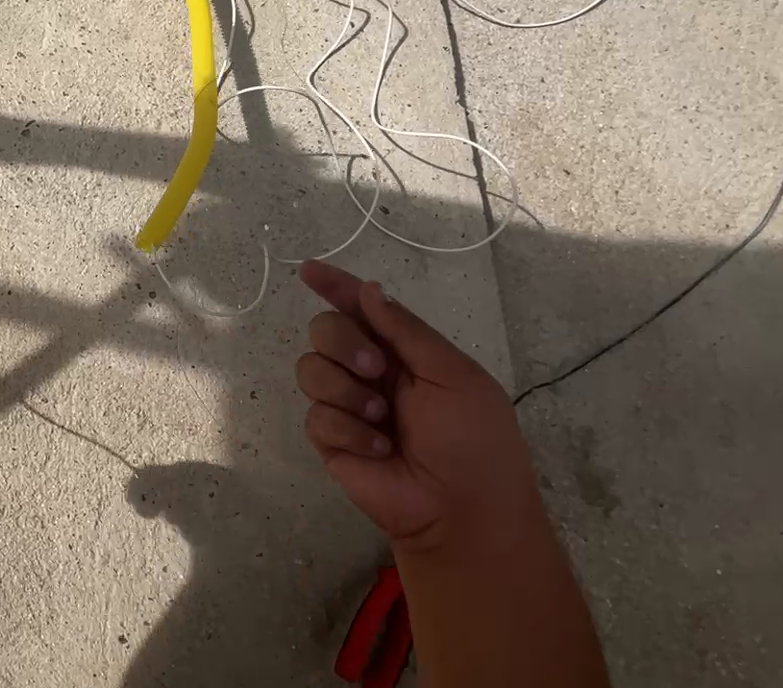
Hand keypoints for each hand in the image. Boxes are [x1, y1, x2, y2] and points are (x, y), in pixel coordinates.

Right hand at [294, 260, 541, 550]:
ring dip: (348, 392)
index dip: (334, 286)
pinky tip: (379, 448)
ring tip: (383, 420)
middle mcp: (367, 371)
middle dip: (344, 343)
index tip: (308, 270)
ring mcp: (345, 403)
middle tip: (374, 369)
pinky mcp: (329, 436)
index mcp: (401, 352)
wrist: (462, 511)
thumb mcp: (455, 376)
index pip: (360, 308)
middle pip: (325, 330)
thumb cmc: (474, 441)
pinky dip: (350, 430)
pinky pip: (316, 414)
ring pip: (311, 368)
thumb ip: (407, 331)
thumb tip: (367, 289)